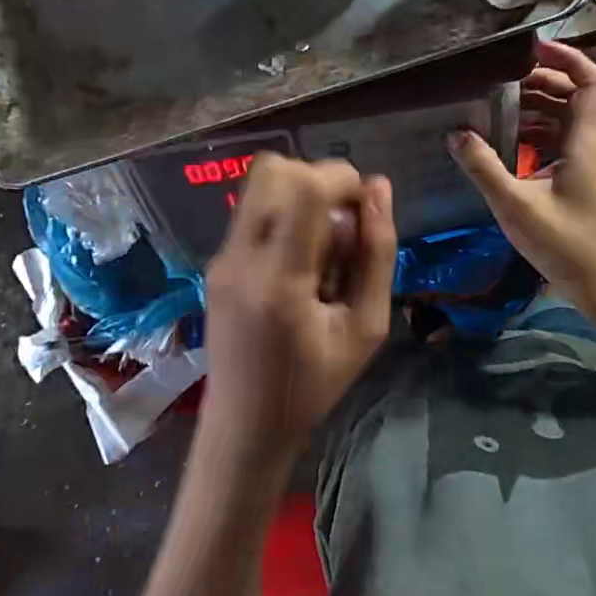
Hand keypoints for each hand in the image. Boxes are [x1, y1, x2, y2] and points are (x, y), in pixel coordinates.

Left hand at [201, 155, 396, 460]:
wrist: (245, 426)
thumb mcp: (367, 328)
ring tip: (322, 243)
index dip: (343, 180)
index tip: (364, 209)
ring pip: (260, 183)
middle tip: (343, 224)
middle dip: (320, 181)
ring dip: (301, 195)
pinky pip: (253, 209)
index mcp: (279, 280)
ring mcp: (221, 258)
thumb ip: (377, 254)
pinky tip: (300, 260)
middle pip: (275, 169)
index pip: (304, 187)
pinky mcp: (216, 262)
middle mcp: (240, 258)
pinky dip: (284, 213)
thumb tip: (380, 188)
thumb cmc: (315, 385)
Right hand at [448, 39, 595, 311]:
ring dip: (539, 102)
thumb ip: (484, 168)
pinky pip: (558, 136)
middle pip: (578, 93)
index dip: (570, 58)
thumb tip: (456, 134)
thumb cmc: (562, 245)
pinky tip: (506, 135)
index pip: (594, 84)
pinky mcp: (576, 174)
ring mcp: (585, 160)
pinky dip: (535, 127)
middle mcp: (590, 145)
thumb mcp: (515, 205)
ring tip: (500, 100)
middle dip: (544, 78)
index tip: (534, 49)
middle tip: (504, 77)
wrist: (593, 281)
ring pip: (567, 114)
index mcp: (585, 144)